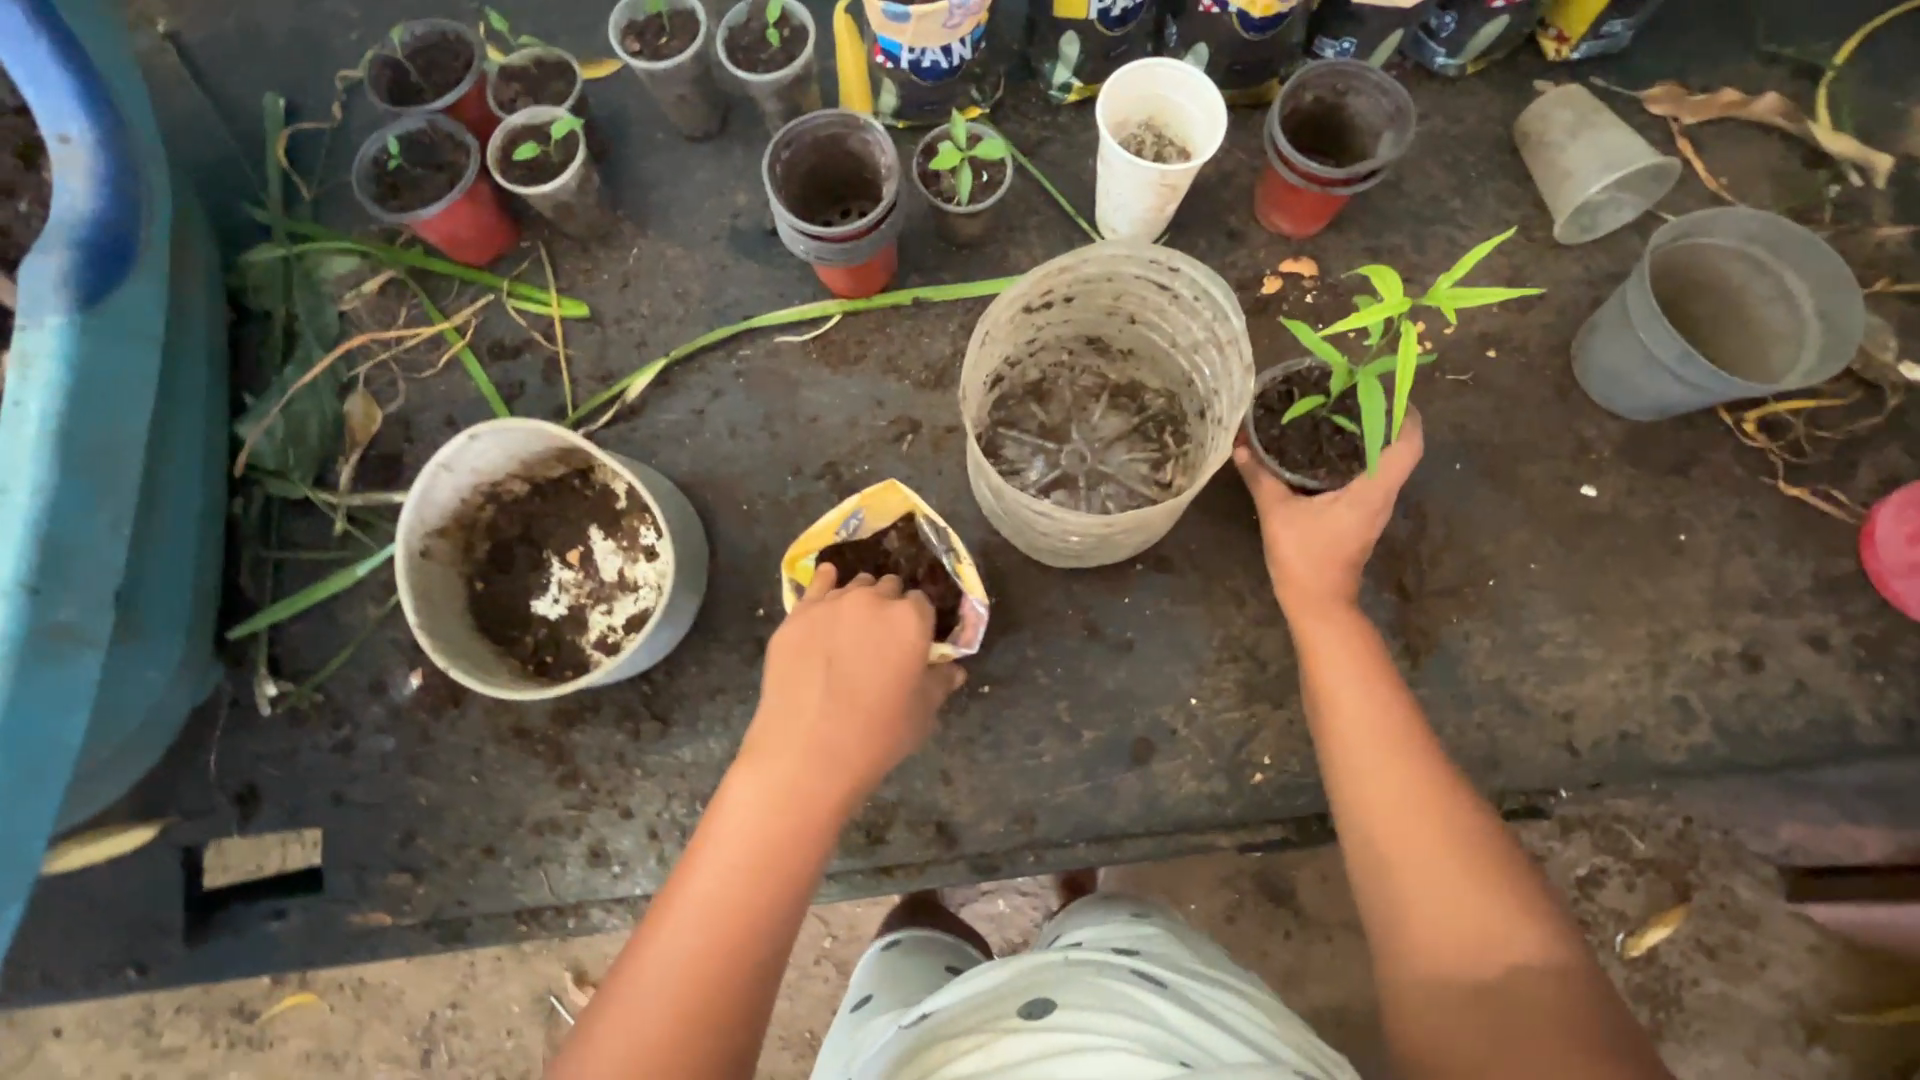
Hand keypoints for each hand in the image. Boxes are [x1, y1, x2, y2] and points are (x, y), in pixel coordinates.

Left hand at [737, 564, 965, 808]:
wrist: (807, 751)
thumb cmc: (877, 735)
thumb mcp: (922, 714)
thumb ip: (940, 683)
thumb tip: (955, 670)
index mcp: (911, 619)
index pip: (922, 603)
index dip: (919, 622)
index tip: (913, 641)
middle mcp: (873, 600)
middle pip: (888, 588)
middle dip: (889, 606)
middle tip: (883, 637)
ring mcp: (831, 604)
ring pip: (853, 587)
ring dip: (859, 600)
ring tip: (853, 627)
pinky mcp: (796, 616)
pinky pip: (816, 585)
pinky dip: (825, 583)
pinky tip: (826, 583)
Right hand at [1234, 409, 1423, 618]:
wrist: (1317, 603)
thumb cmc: (1304, 558)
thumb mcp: (1276, 512)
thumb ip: (1260, 476)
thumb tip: (1241, 446)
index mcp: (1372, 490)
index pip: (1408, 444)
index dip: (1406, 414)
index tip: (1387, 392)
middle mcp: (1382, 496)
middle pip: (1399, 449)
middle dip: (1383, 420)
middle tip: (1353, 397)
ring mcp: (1374, 509)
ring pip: (1385, 464)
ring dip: (1370, 440)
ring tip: (1339, 416)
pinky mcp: (1362, 518)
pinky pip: (1369, 479)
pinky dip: (1356, 460)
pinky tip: (1327, 453)